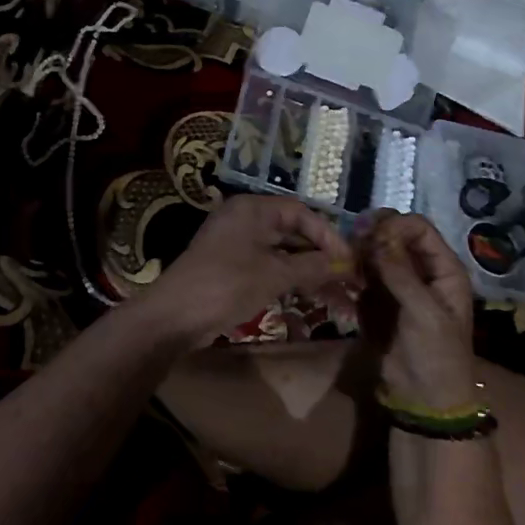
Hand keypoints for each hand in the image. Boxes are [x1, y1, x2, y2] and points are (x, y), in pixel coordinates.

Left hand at [139, 195, 352, 346]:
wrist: (176, 315)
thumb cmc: (227, 284)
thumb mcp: (276, 274)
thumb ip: (313, 266)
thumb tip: (346, 264)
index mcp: (252, 209)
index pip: (302, 213)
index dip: (329, 236)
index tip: (349, 262)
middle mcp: (243, 220)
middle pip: (292, 232)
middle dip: (321, 257)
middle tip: (348, 280)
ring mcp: (234, 245)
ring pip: (280, 253)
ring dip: (307, 273)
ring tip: (336, 296)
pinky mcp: (229, 268)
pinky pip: (266, 268)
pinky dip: (287, 280)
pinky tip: (309, 298)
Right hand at [358, 212, 475, 412]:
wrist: (423, 398)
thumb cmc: (436, 355)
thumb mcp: (423, 313)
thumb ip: (401, 274)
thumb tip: (377, 235)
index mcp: (443, 271)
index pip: (419, 229)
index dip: (394, 225)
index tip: (368, 235)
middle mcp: (419, 273)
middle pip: (393, 238)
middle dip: (371, 237)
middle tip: (348, 244)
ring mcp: (395, 288)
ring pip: (372, 257)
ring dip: (355, 255)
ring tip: (339, 263)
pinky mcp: (373, 304)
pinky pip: (359, 279)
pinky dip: (347, 276)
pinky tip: (335, 279)